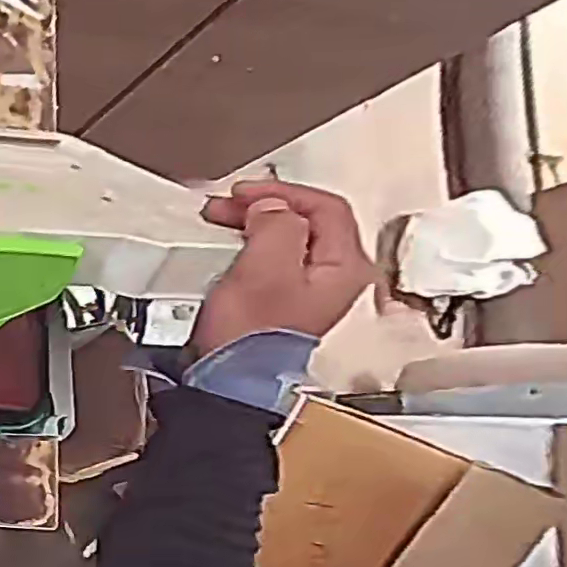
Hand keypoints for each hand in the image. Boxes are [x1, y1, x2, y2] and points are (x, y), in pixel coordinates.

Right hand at [192, 180, 375, 356]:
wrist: (228, 375)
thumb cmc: (247, 332)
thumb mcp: (263, 268)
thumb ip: (274, 227)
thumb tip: (271, 208)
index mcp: (344, 266)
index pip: (324, 209)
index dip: (282, 192)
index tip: (243, 191)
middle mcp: (332, 276)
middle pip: (306, 223)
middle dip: (264, 207)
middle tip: (225, 206)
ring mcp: (305, 290)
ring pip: (286, 239)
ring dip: (253, 224)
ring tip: (222, 222)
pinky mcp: (276, 300)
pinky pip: (270, 258)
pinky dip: (248, 245)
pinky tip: (228, 247)